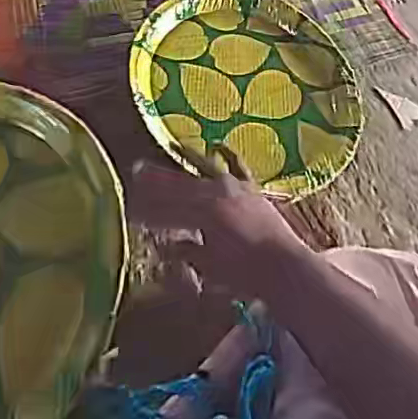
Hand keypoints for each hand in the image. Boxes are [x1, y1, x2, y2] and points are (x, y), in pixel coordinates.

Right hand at [130, 145, 312, 299]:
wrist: (285, 268)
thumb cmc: (245, 273)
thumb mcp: (209, 265)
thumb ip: (187, 250)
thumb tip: (166, 245)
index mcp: (203, 209)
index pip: (168, 206)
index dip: (149, 207)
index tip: (132, 205)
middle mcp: (218, 190)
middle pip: (181, 182)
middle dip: (157, 179)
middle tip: (137, 170)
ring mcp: (236, 186)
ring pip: (203, 169)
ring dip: (184, 162)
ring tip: (172, 149)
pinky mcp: (252, 188)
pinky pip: (236, 165)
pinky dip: (225, 154)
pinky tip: (216, 145)